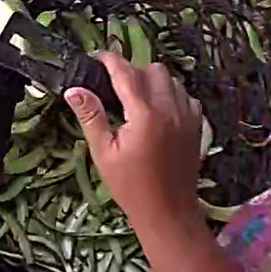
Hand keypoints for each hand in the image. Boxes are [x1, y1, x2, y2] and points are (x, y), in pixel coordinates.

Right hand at [65, 52, 204, 239]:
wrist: (169, 213)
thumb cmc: (130, 186)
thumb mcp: (103, 153)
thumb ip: (91, 116)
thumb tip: (74, 89)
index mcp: (145, 114)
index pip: (125, 72)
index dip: (108, 60)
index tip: (95, 59)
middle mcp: (170, 109)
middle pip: (152, 69)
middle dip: (132, 71)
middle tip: (115, 87)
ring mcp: (187, 116)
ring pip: (171, 79)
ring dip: (152, 81)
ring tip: (136, 99)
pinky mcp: (197, 125)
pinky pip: (185, 95)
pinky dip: (171, 95)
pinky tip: (158, 111)